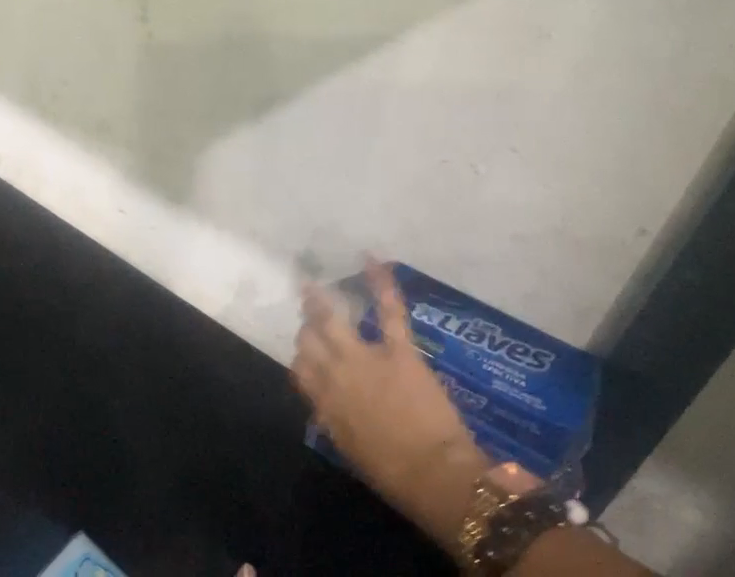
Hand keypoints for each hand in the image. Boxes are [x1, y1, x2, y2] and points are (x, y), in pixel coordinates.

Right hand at [292, 259, 487, 533]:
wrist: (434, 475)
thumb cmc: (394, 475)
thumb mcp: (351, 450)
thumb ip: (335, 421)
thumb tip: (327, 407)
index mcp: (324, 402)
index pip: (299, 368)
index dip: (302, 356)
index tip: (307, 352)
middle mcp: (334, 374)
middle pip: (309, 339)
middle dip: (308, 325)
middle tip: (309, 312)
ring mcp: (364, 357)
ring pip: (333, 320)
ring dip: (321, 301)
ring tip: (313, 284)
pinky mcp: (398, 350)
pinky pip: (388, 311)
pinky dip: (382, 283)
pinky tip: (372, 259)